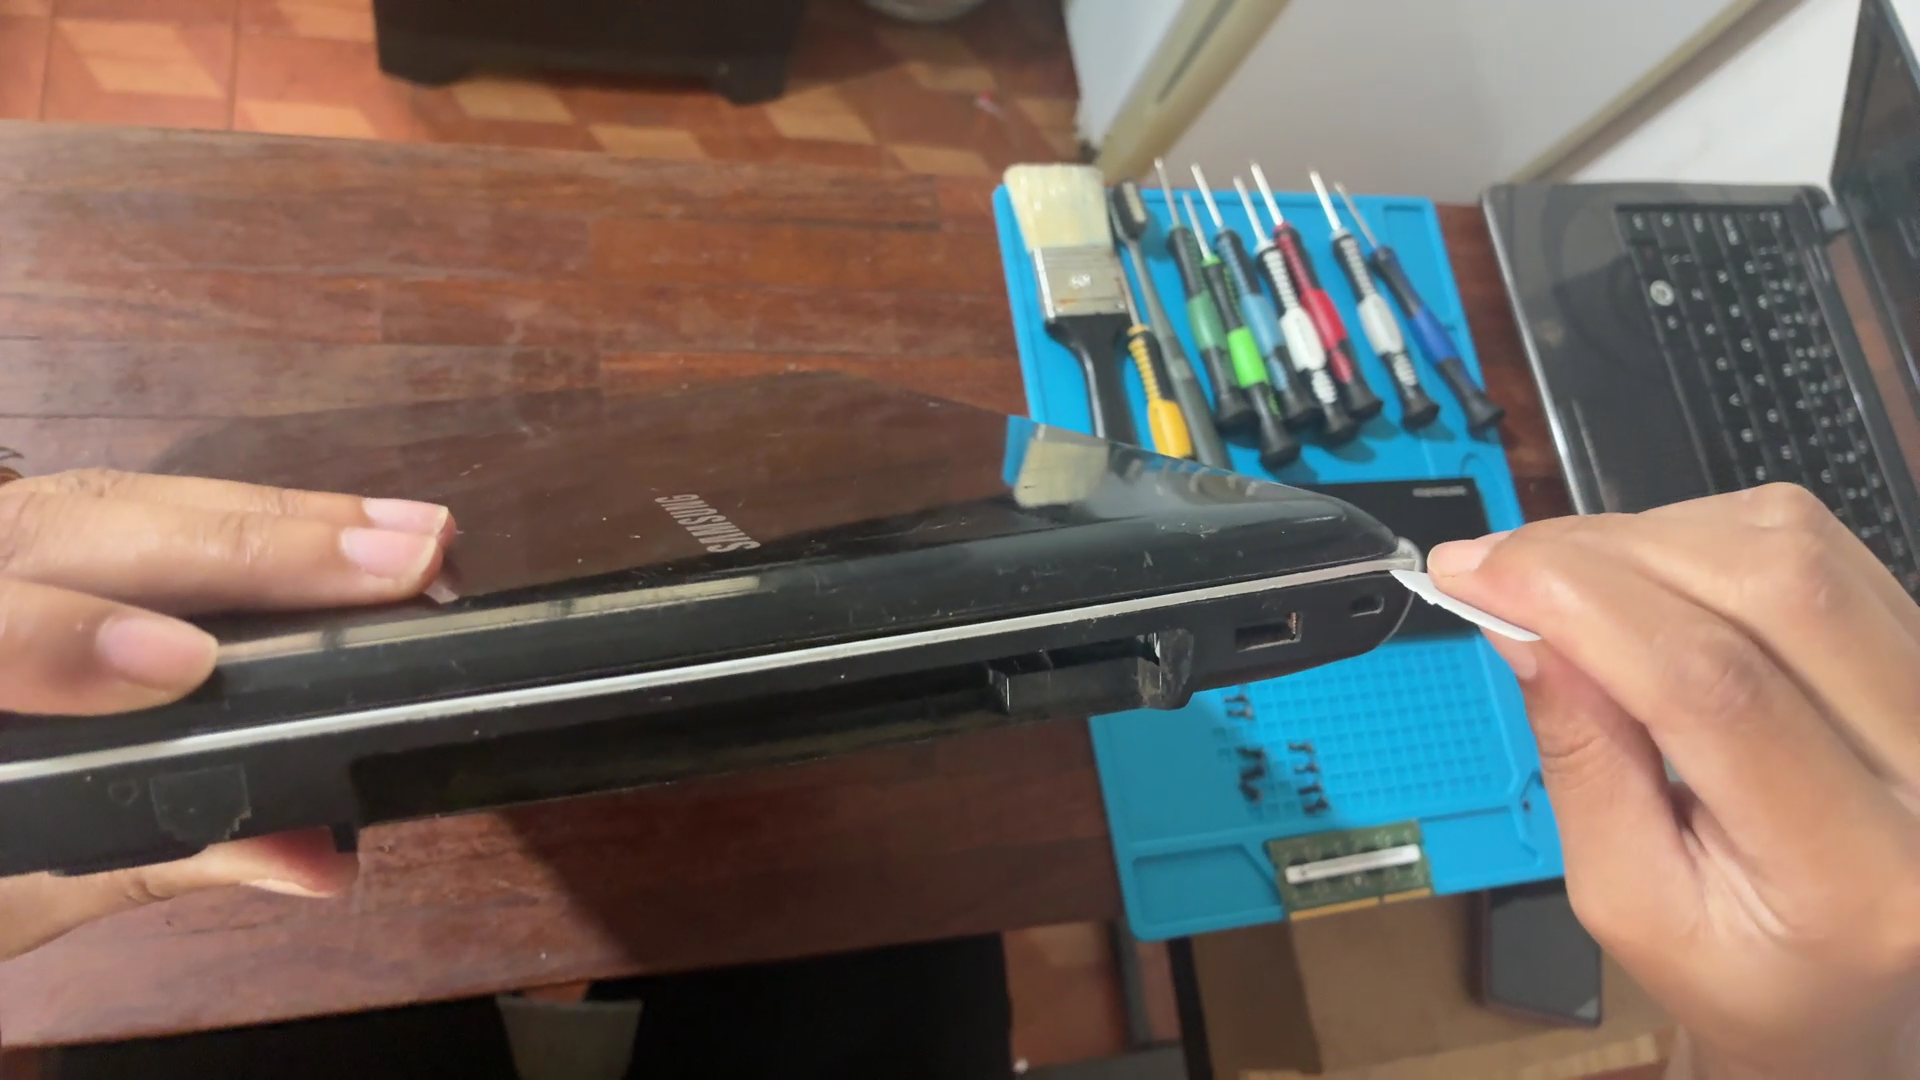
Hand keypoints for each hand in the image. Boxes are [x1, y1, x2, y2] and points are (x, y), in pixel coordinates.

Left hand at [0, 467, 453, 959]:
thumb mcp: (12, 896)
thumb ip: (144, 861)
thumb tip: (319, 860)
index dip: (57, 641)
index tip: (189, 667)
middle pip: (78, 530)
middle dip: (257, 547)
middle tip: (410, 562)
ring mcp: (14, 536)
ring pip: (141, 499)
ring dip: (305, 519)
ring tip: (428, 534)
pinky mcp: (82, 527)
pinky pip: (179, 501)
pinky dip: (296, 512)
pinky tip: (381, 521)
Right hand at [1428, 485, 1919, 1079]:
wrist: (1876, 985)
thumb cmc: (1737, 962)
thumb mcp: (1621, 895)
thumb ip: (1577, 759)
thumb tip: (1519, 630)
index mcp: (1856, 870)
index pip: (1711, 684)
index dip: (1572, 601)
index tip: (1467, 572)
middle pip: (1765, 584)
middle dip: (1588, 551)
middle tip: (1488, 562)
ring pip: (1784, 543)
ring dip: (1628, 536)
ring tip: (1550, 577)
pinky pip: (1802, 540)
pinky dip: (1678, 533)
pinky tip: (1622, 578)